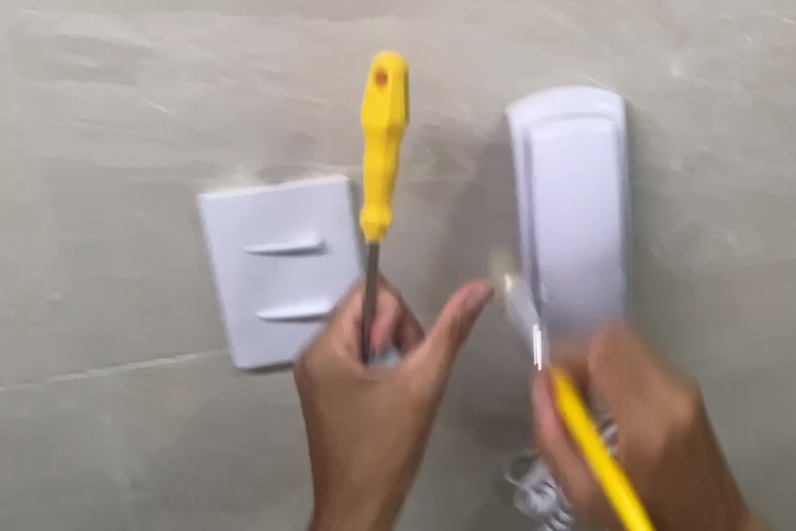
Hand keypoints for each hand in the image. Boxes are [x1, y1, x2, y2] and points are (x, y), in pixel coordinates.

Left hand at [294, 278, 491, 530]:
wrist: (360, 511)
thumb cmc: (386, 447)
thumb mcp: (424, 382)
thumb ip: (452, 328)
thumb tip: (480, 286)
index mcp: (326, 348)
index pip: (370, 290)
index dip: (398, 314)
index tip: (406, 352)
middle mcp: (315, 354)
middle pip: (369, 310)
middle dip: (399, 333)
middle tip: (408, 373)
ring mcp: (319, 374)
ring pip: (369, 332)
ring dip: (395, 350)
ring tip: (402, 388)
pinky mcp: (327, 390)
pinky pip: (362, 354)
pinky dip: (384, 366)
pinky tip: (392, 396)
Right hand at [532, 323, 763, 530]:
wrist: (714, 527)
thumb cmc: (646, 518)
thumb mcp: (589, 498)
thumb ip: (555, 440)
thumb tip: (539, 382)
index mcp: (648, 422)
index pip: (605, 349)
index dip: (568, 352)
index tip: (547, 379)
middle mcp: (671, 390)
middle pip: (617, 335)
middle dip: (582, 351)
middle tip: (563, 386)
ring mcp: (685, 383)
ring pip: (630, 340)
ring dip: (599, 356)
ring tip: (583, 394)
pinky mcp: (689, 384)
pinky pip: (643, 355)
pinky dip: (618, 364)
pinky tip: (608, 397)